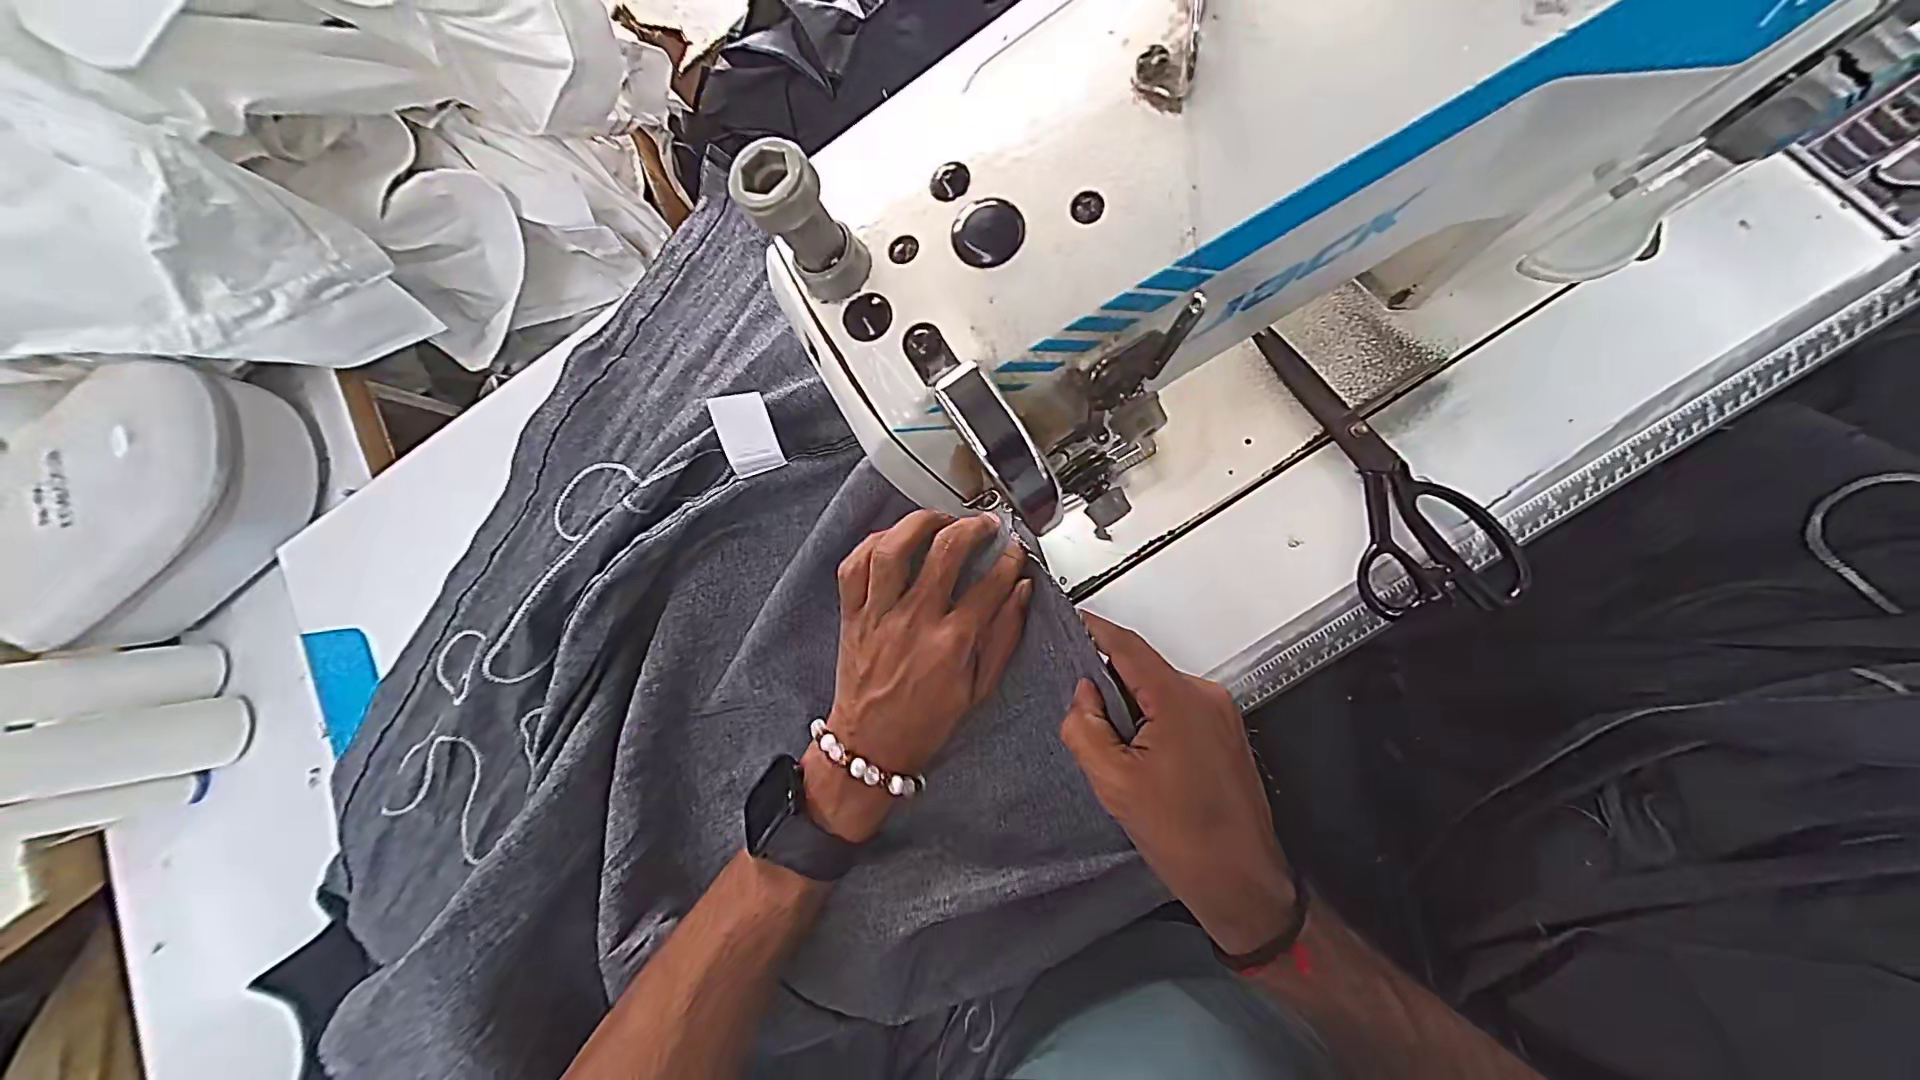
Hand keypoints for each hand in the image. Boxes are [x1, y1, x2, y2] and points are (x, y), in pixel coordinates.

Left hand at [804, 510, 1033, 842]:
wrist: (871, 745)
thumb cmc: (924, 722)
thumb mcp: (980, 689)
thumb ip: (1005, 636)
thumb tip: (1021, 593)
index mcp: (952, 643)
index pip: (990, 584)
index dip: (1009, 560)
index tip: (1014, 551)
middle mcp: (915, 622)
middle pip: (945, 552)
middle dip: (973, 528)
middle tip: (984, 525)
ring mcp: (879, 615)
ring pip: (894, 549)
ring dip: (921, 523)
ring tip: (940, 519)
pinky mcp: (853, 615)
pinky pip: (854, 566)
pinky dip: (873, 543)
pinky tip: (893, 539)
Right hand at [1059, 613, 1295, 953]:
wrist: (1241, 880)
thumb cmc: (1190, 839)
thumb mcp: (1113, 782)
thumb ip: (1085, 728)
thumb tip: (1082, 698)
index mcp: (1178, 700)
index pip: (1128, 646)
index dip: (1096, 629)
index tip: (1076, 619)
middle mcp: (1205, 698)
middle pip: (1142, 668)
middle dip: (1109, 685)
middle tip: (1088, 718)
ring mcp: (1219, 714)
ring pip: (1158, 690)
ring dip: (1132, 707)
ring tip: (1122, 755)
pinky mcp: (1224, 732)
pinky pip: (1177, 707)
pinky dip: (1152, 720)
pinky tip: (1144, 760)